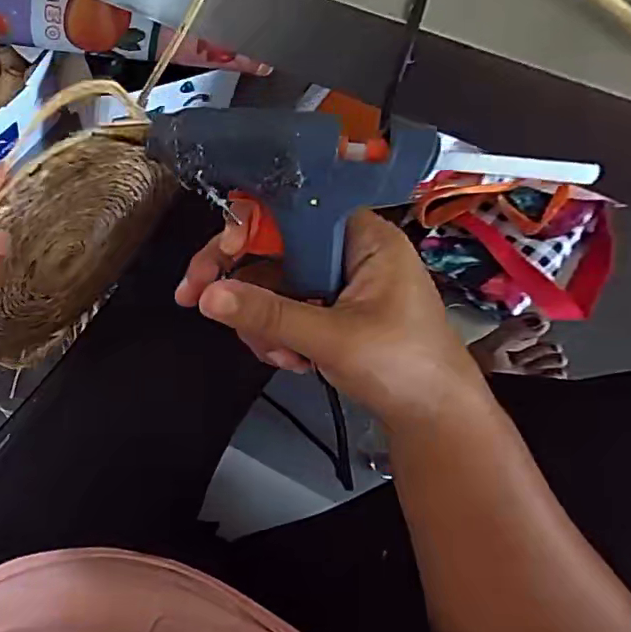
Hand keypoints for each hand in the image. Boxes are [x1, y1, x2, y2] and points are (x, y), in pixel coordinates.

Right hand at [176, 210, 484, 427]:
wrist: (435, 419)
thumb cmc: (408, 368)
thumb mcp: (332, 338)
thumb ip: (268, 315)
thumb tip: (210, 295)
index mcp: (362, 239)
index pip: (289, 212)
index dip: (246, 229)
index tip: (217, 259)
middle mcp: (344, 254)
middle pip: (268, 248)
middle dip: (237, 284)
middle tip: (194, 299)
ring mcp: (333, 284)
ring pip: (267, 285)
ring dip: (258, 321)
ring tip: (277, 353)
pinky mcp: (325, 312)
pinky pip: (277, 310)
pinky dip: (271, 335)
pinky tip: (288, 359)